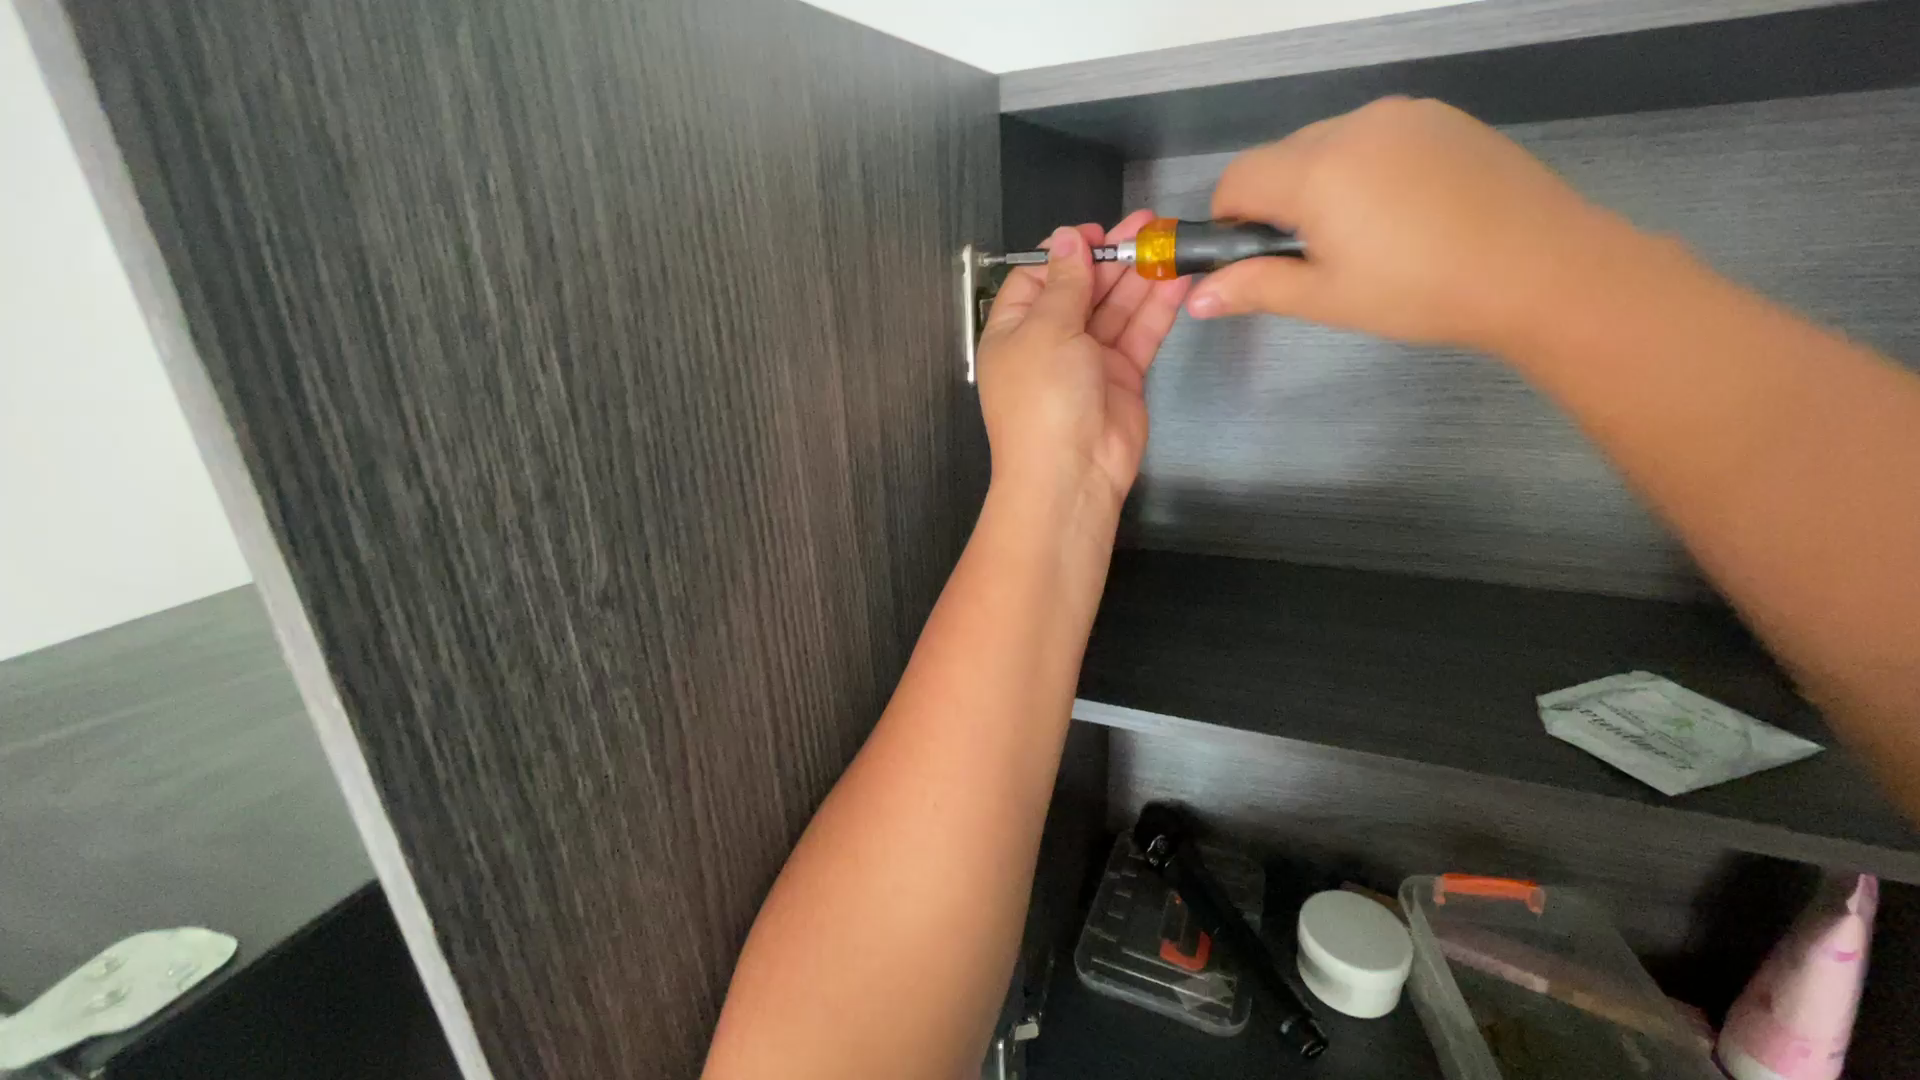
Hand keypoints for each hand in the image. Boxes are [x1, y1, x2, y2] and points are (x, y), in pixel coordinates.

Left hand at [977, 211, 1192, 514]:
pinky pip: (1140, 333)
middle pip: (1082, 289)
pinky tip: (1179, 277)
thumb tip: (1065, 240)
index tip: (1095, 232)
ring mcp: (1087, 361)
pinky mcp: (1122, 377)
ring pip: (1116, 308)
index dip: (1065, 252)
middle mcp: (1049, 343)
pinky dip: (1158, 307)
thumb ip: (1063, 283)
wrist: (1071, 474)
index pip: (1036, 279)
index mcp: (1014, 331)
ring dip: (1140, 276)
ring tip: (1170, 239)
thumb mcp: (1045, 330)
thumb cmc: (1042, 401)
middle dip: (1112, 257)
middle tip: (1147, 225)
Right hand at [1187, 97, 1632, 354]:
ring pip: (1326, 145)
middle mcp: (1352, 126)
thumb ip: (1253, 288)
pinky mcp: (1440, 118)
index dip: (1227, 220)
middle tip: (1308, 257)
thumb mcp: (1325, 298)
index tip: (1248, 258)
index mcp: (1316, 170)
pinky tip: (1398, 213)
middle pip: (1279, 159)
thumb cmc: (1418, 292)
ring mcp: (1401, 116)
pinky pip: (1373, 138)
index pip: (1237, 179)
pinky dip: (1362, 170)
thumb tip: (1194, 300)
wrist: (1540, 268)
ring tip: (1360, 237)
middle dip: (1273, 204)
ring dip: (1317, 185)